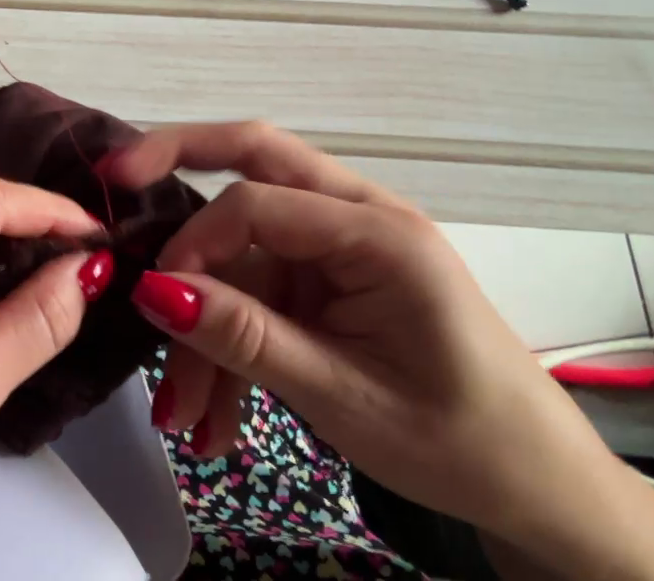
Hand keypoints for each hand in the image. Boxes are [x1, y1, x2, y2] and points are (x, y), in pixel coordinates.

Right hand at [103, 123, 646, 552]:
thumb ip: (242, 336)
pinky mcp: (327, 282)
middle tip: (111, 173)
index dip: (192, 244)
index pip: (254, 200)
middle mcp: (358, 219)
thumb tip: (148, 289)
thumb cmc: (460, 442)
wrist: (542, 493)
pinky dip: (226, 347)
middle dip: (176, 162)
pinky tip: (213, 418)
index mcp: (379, 233)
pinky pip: (256, 293)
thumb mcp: (341, 396)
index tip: (153, 303)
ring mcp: (340, 249)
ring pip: (241, 253)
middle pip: (252, 159)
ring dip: (201, 323)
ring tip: (181, 416)